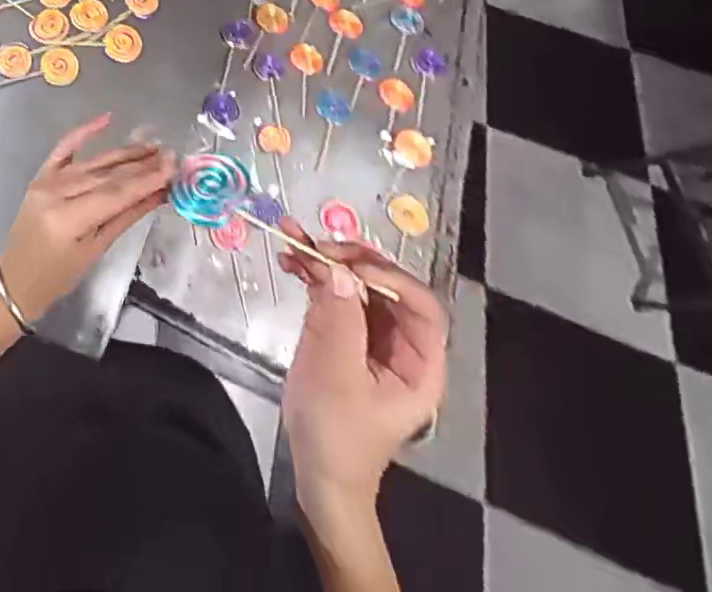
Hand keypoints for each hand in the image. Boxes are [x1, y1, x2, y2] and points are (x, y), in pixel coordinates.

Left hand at [0, 114, 174, 323]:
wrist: (17, 278)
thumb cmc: (58, 275)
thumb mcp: (96, 250)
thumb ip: (127, 217)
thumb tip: (160, 193)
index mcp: (68, 217)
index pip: (115, 193)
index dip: (147, 179)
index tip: (173, 166)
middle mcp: (55, 193)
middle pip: (106, 175)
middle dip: (141, 165)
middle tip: (171, 155)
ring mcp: (46, 181)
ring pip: (93, 163)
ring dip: (124, 153)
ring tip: (153, 147)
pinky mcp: (41, 176)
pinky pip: (64, 149)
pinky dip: (84, 132)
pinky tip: (106, 120)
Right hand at [278, 222, 446, 522]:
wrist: (316, 472)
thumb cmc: (337, 435)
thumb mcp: (337, 378)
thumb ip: (340, 321)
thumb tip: (339, 271)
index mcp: (419, 362)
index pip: (420, 306)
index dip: (390, 278)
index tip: (350, 266)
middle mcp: (399, 341)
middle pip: (385, 286)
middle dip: (352, 261)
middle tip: (317, 246)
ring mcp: (367, 334)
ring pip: (356, 284)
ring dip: (326, 259)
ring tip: (294, 239)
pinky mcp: (340, 332)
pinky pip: (332, 294)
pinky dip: (312, 274)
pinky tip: (291, 260)